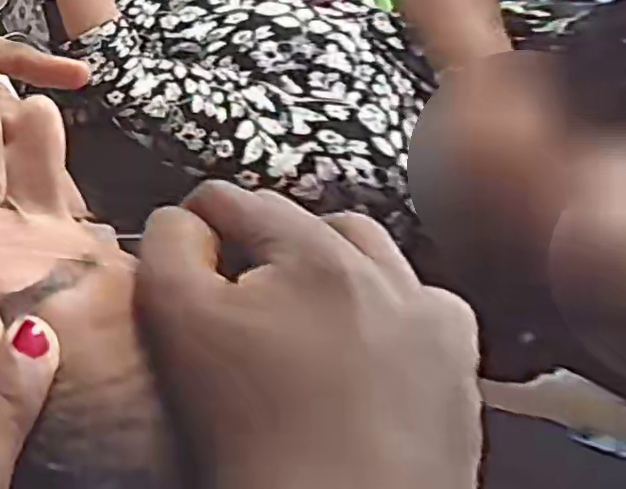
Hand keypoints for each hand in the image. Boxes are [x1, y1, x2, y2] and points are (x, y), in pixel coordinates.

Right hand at [137, 183, 482, 488]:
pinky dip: (382, 300)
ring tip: (288, 302)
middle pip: (294, 216)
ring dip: (319, 258)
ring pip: (362, 248)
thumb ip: (169, 237)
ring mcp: (431, 327)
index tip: (186, 261)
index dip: (195, 223)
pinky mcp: (455, 375)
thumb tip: (187, 218)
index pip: (233, 198)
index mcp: (317, 255)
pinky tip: (352, 333)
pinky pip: (420, 301)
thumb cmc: (247, 427)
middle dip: (253, 240)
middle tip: (229, 289)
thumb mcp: (172, 310)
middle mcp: (387, 278)